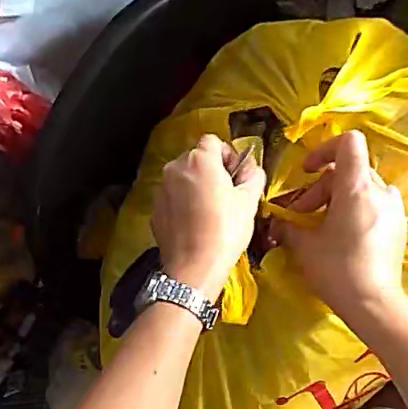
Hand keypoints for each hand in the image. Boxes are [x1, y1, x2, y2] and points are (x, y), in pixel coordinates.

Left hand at [152, 134, 266, 300]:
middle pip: (195, 159)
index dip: (227, 155)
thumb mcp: (249, 201)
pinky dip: (182, 205)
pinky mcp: (154, 210)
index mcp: (199, 160)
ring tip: (210, 213)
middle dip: (211, 172)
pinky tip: (195, 225)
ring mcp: (161, 190)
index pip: (213, 141)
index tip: (236, 175)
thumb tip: (251, 168)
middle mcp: (174, 168)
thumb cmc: (225, 231)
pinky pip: (172, 199)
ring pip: (182, 179)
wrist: (194, 267)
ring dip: (195, 188)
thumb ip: (253, 175)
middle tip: (226, 196)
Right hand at [269, 130, 407, 331]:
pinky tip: (341, 238)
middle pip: (349, 171)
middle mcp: (381, 191)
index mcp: (357, 188)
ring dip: (337, 201)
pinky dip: (354, 212)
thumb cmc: (337, 271)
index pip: (348, 142)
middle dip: (321, 189)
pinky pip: (374, 207)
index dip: (323, 150)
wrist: (374, 305)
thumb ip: (288, 228)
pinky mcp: (398, 227)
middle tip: (301, 216)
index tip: (307, 172)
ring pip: (361, 190)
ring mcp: (394, 209)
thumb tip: (277, 224)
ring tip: (320, 227)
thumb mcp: (304, 247)